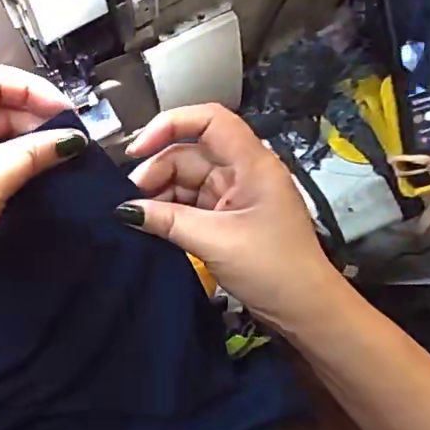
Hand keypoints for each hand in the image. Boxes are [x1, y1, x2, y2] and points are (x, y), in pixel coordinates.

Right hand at [118, 104, 344, 329]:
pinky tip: (151, 225)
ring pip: (184, 179)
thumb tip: (124, 210)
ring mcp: (233, 193)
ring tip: (139, 219)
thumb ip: (166, 221)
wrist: (305, 309)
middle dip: (155, 172)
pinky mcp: (225, 216)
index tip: (136, 151)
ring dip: (158, 195)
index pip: (208, 120)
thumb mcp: (214, 241)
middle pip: (188, 153)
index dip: (169, 125)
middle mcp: (242, 171)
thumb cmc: (274, 269)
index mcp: (252, 163)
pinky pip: (188, 203)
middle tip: (131, 202)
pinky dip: (167, 212)